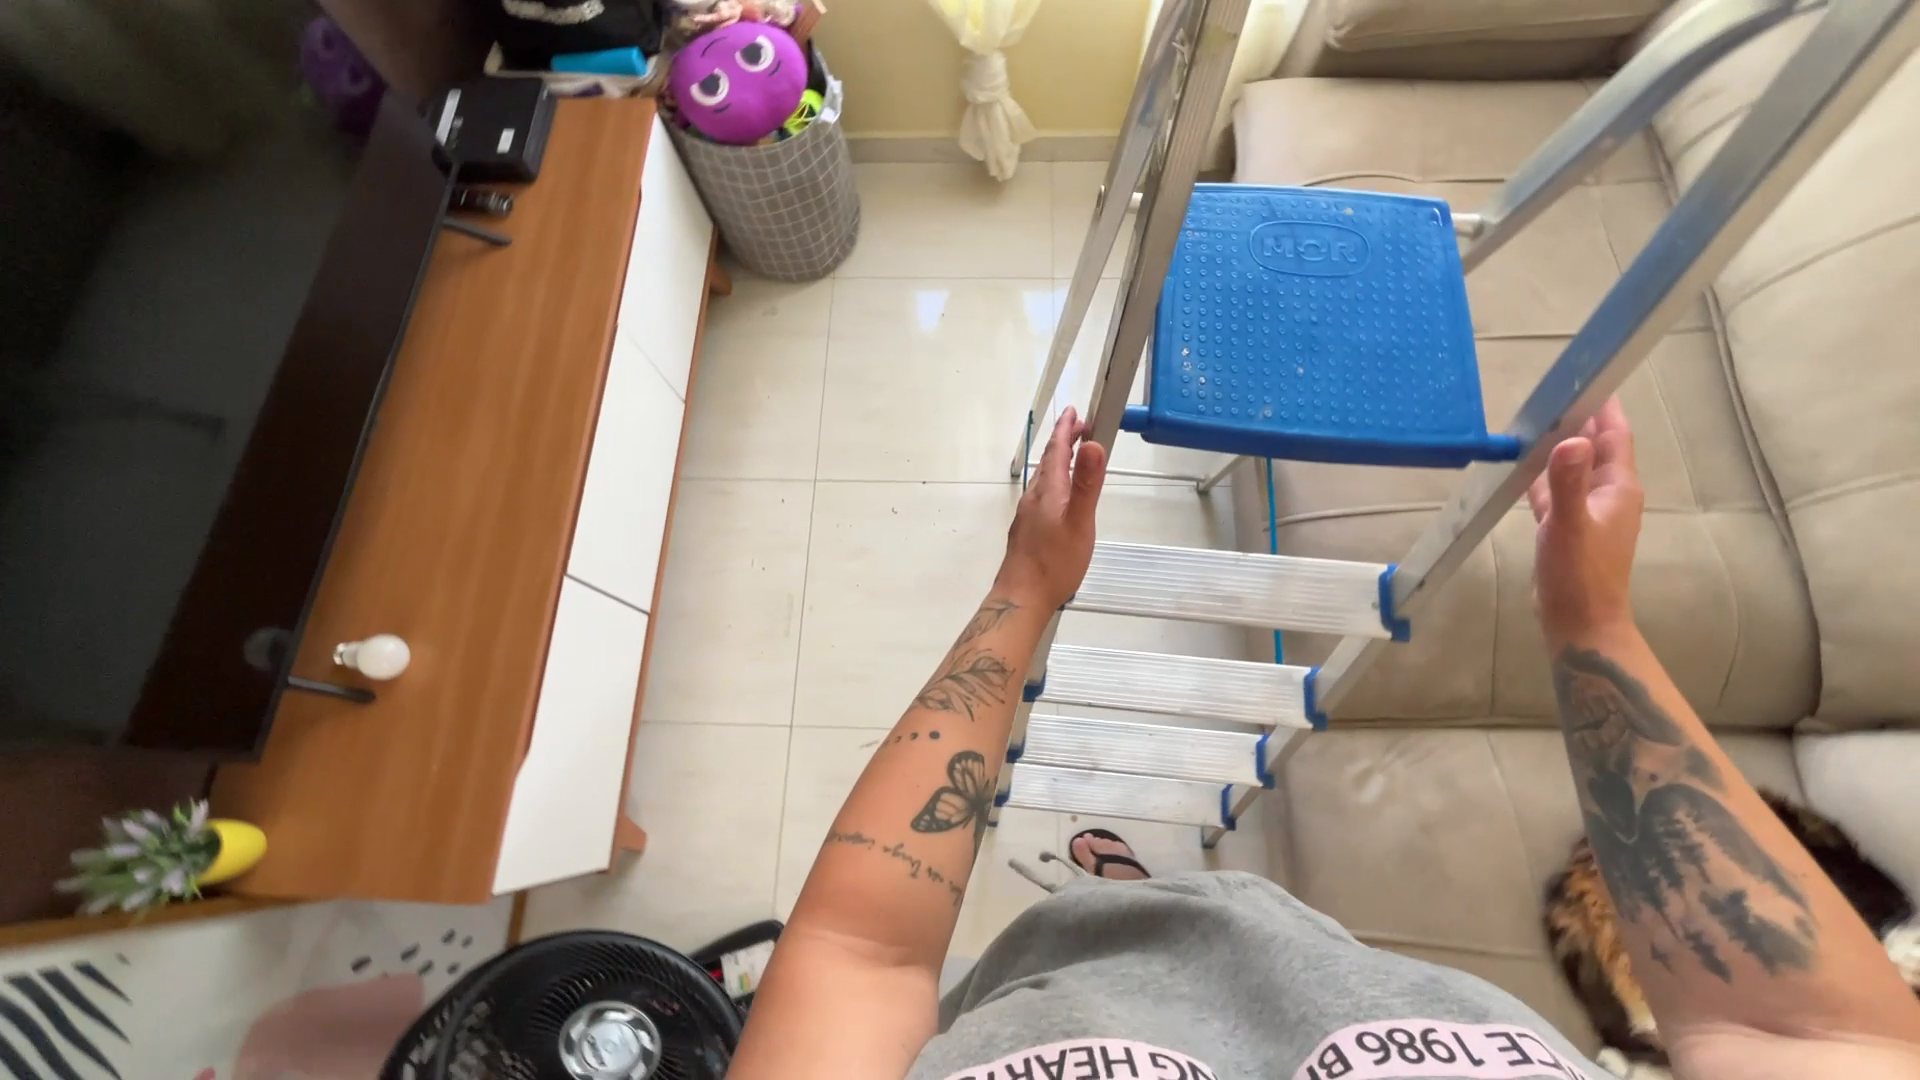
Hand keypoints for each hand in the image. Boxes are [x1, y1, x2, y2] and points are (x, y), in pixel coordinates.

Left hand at [996, 408, 1107, 609]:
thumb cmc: (1054, 564)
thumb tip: (1093, 445)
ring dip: (1058, 464)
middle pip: (1049, 463)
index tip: (1074, 412)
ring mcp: (1028, 516)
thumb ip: (1087, 485)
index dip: (1065, 430)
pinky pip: (1042, 498)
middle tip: (1078, 429)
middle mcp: (1034, 499)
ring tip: (1072, 459)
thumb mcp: (1079, 523)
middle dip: (1063, 443)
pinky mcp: (1027, 532)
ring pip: (1044, 481)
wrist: (1022, 597)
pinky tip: (1059, 501)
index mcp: (1048, 492)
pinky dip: (1054, 486)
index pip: (1056, 451)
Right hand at [1527, 396, 1643, 644]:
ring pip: (1572, 468)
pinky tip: (1520, 470)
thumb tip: (1570, 439)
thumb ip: (1568, 482)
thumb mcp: (1569, 525)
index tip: (1588, 378)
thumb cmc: (1579, 574)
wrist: (1578, 620)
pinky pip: (1553, 491)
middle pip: (1595, 448)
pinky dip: (1540, 476)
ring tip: (1532, 424)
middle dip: (1578, 421)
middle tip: (1550, 395)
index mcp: (1618, 488)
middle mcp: (1607, 495)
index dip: (1604, 408)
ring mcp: (1585, 512)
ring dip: (1557, 447)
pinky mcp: (1563, 528)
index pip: (1615, 436)